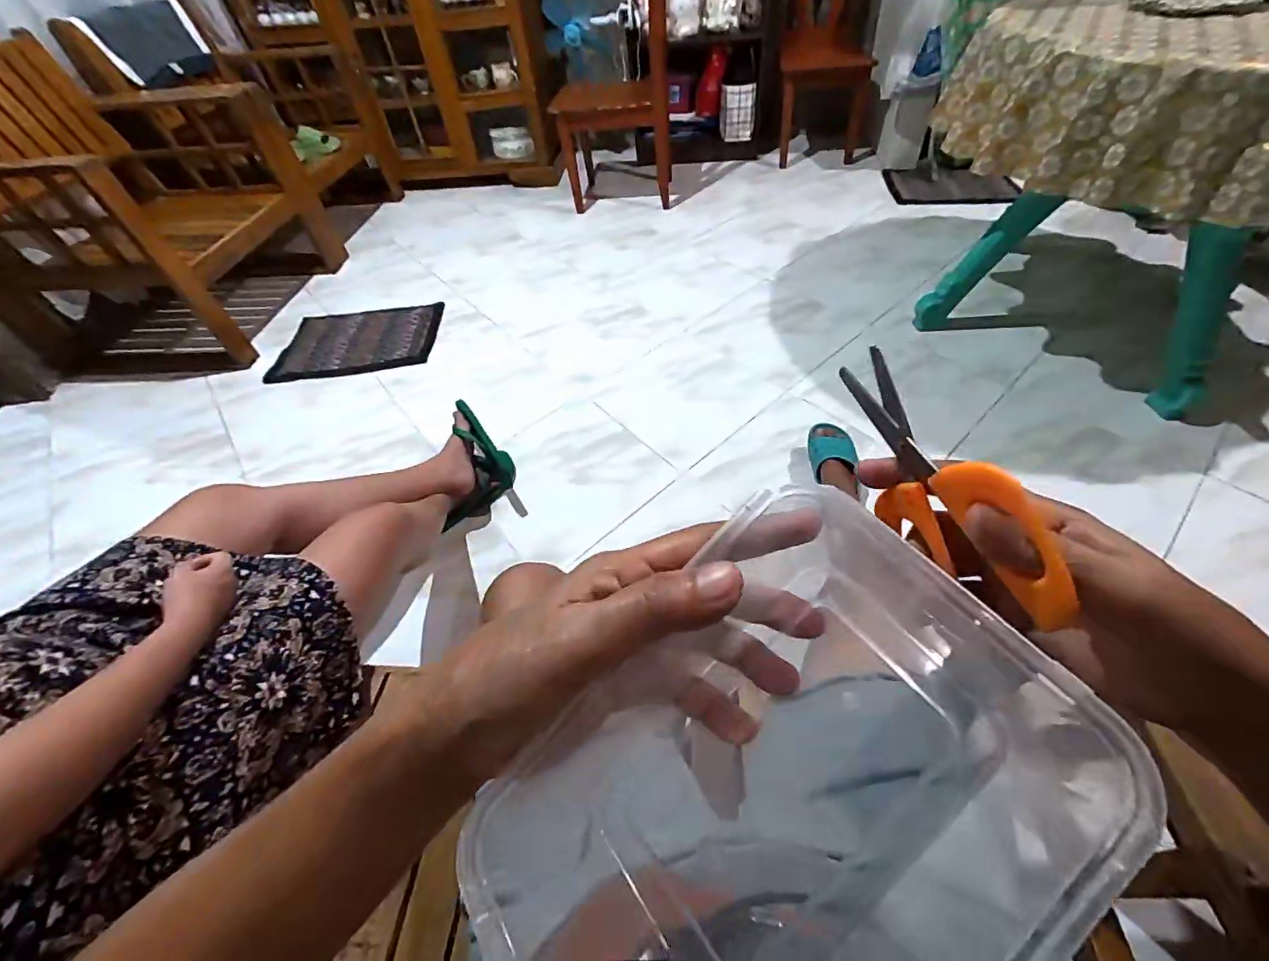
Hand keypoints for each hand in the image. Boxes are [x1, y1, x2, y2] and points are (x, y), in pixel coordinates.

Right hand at [159, 553, 237, 639]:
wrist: (192, 627)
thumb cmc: (185, 596)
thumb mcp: (178, 575)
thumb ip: (184, 565)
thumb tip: (189, 565)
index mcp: (225, 569)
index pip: (219, 556)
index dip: (201, 559)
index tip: (187, 569)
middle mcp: (233, 581)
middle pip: (219, 572)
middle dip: (201, 574)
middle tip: (183, 582)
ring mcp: (231, 597)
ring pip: (217, 587)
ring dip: (202, 588)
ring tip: (182, 597)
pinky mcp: (225, 612)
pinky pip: (215, 601)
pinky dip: (204, 601)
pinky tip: (188, 609)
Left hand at [420, 516, 825, 783]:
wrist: (454, 741)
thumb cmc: (510, 675)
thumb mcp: (582, 639)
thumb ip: (656, 607)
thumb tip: (733, 574)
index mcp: (622, 574)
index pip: (701, 544)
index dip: (755, 535)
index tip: (809, 527)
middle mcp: (633, 600)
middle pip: (712, 595)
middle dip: (763, 607)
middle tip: (815, 627)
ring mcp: (631, 643)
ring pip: (702, 643)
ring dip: (745, 661)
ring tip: (787, 688)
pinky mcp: (625, 684)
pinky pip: (681, 686)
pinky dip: (712, 703)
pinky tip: (738, 729)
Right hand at [857, 459, 1268, 745]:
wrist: (1212, 693)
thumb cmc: (1172, 622)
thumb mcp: (1112, 583)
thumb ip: (1041, 551)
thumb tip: (970, 509)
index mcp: (1045, 522)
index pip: (974, 487)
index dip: (923, 474)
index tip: (873, 471)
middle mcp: (1023, 549)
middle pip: (955, 527)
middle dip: (912, 526)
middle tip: (871, 547)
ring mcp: (1020, 590)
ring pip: (957, 569)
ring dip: (922, 571)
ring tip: (884, 585)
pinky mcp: (1020, 628)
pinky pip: (971, 610)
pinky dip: (944, 611)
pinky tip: (919, 623)